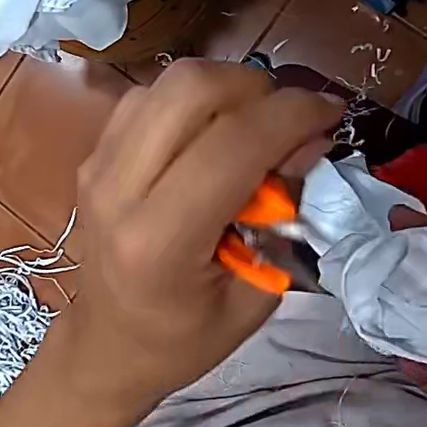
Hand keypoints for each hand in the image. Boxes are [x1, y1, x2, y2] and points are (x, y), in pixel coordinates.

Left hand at [67, 61, 340, 400]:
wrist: (107, 346)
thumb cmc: (185, 338)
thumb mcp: (256, 296)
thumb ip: (288, 217)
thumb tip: (310, 141)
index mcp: (159, 242)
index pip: (233, 146)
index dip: (293, 115)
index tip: (331, 113)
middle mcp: (118, 188)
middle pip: (193, 88)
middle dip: (258, 88)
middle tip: (288, 121)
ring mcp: (98, 163)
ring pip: (173, 80)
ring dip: (230, 87)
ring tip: (257, 125)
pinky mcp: (95, 150)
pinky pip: (155, 93)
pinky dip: (200, 98)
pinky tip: (217, 131)